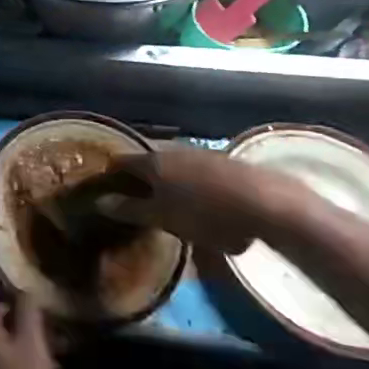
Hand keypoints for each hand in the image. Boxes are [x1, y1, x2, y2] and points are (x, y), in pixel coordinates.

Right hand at [114, 146, 333, 254]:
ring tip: (164, 206)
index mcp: (152, 161)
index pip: (119, 161)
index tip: (102, 191)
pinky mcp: (224, 163)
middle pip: (146, 162)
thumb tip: (100, 202)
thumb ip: (130, 210)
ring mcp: (200, 154)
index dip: (108, 175)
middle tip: (131, 202)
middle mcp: (173, 150)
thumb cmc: (205, 213)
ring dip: (164, 183)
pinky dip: (187, 185)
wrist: (268, 204)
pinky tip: (197, 204)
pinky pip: (194, 173)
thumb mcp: (163, 218)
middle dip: (137, 180)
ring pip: (172, 167)